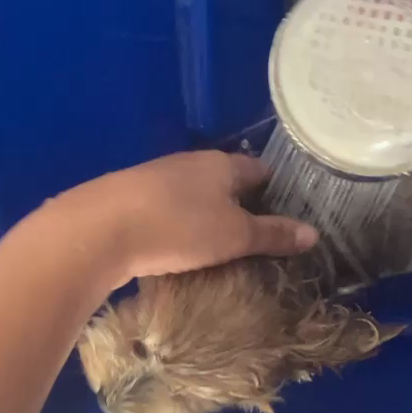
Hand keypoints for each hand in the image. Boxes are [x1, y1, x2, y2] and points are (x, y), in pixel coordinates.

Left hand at [51, 150, 317, 282]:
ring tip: (227, 248)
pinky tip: (185, 248)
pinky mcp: (133, 201)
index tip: (290, 216)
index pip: (261, 170)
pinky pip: (172, 211)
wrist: (97, 230)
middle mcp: (192, 164)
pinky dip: (185, 226)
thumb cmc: (178, 227)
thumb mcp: (234, 236)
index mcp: (222, 164)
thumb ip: (273, 234)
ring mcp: (159, 179)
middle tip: (263, 239)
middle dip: (245, 205)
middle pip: (228, 182)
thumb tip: (314, 233)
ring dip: (212, 217)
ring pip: (198, 196)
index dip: (278, 191)